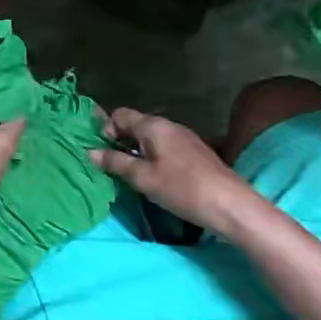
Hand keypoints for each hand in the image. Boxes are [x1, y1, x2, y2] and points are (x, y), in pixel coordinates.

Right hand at [89, 108, 259, 233]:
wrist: (230, 204)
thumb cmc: (182, 188)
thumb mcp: (143, 178)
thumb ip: (115, 163)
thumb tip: (90, 152)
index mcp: (153, 125)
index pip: (120, 115)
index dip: (105, 130)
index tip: (100, 153)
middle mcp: (168, 125)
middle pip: (135, 125)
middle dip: (119, 142)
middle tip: (109, 167)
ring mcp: (184, 137)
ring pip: (150, 138)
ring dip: (136, 152)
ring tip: (129, 175)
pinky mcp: (194, 152)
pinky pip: (164, 147)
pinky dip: (152, 157)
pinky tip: (153, 178)